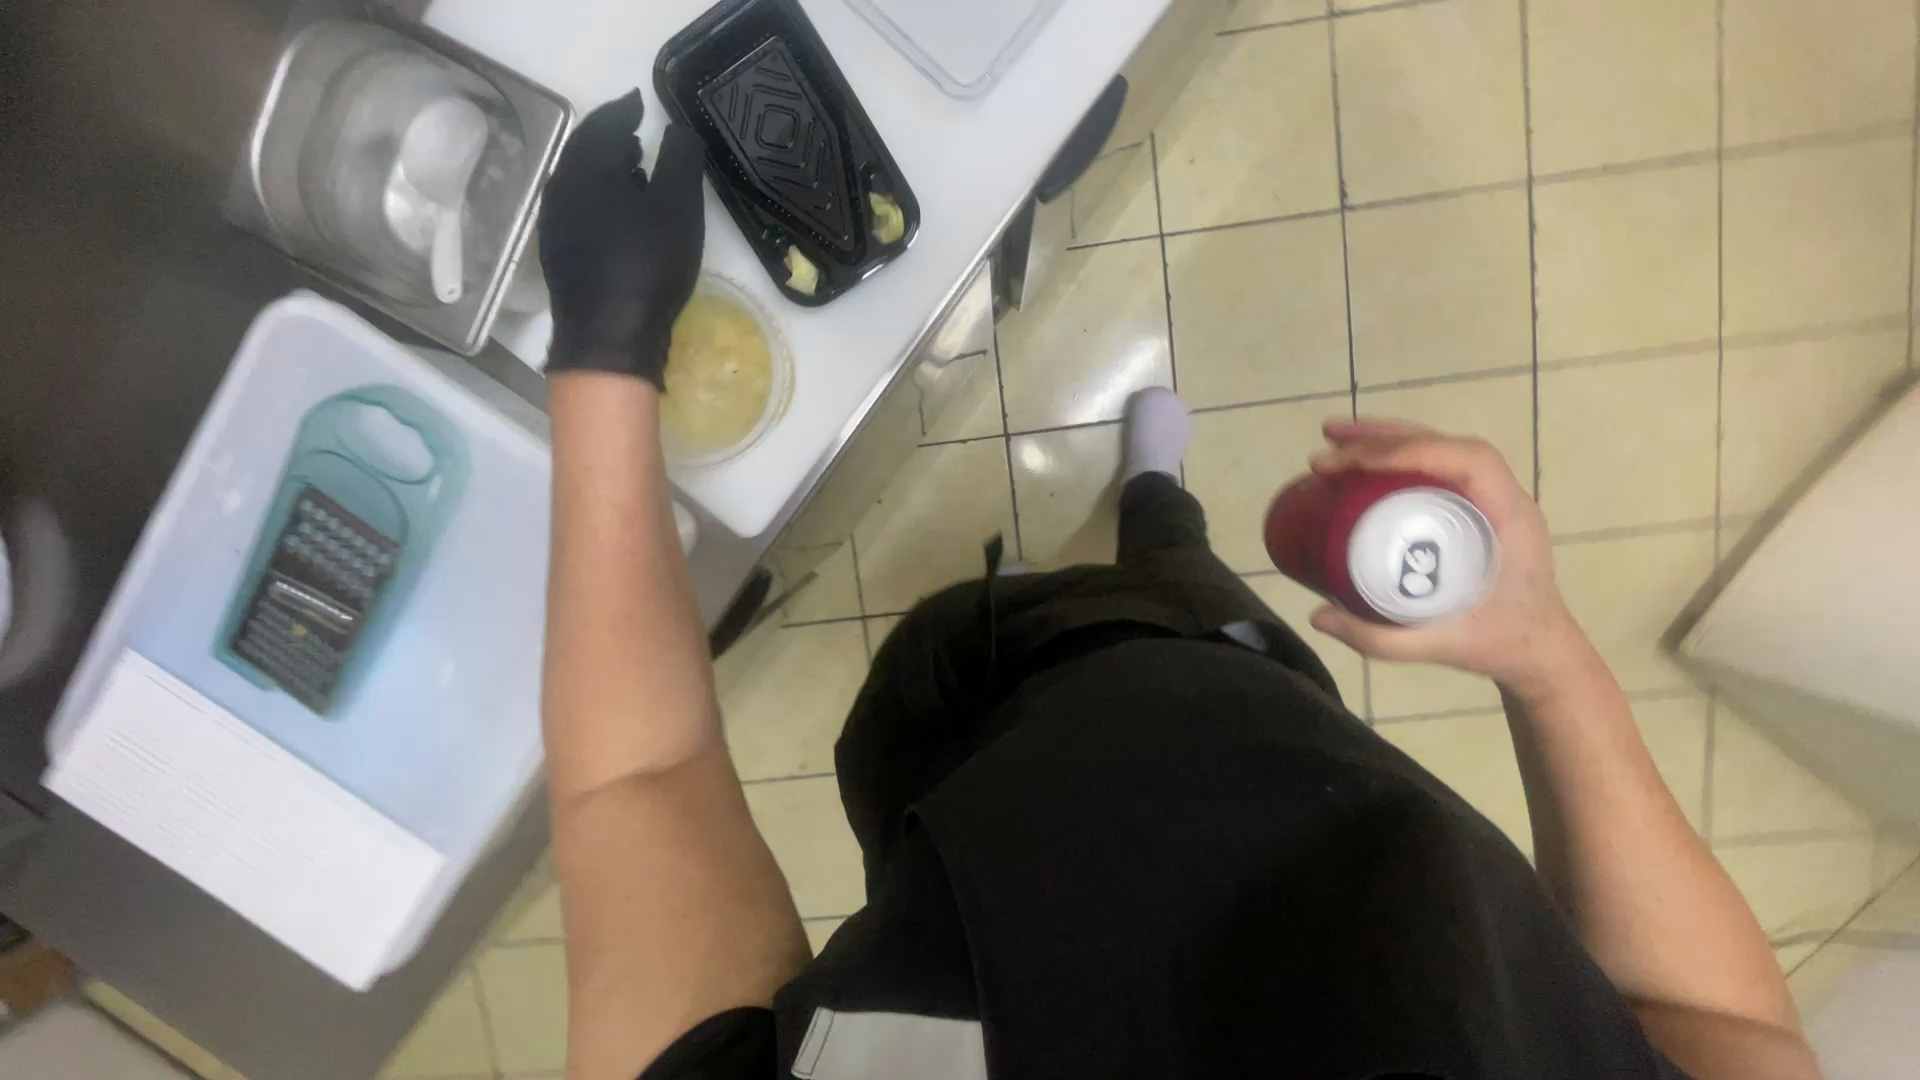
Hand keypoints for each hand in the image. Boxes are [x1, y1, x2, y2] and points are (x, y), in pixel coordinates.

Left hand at [539, 90, 705, 389]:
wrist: (608, 334)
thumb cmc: (648, 264)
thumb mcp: (678, 207)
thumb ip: (680, 160)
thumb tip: (675, 128)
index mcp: (588, 166)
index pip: (604, 122)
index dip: (625, 109)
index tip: (641, 104)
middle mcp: (562, 187)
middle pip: (586, 150)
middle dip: (611, 139)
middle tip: (636, 136)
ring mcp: (556, 224)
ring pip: (581, 183)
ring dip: (605, 173)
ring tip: (633, 175)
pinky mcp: (560, 255)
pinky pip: (580, 211)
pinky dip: (600, 201)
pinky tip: (620, 220)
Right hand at [1306, 419, 1589, 697]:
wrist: (1539, 652)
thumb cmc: (1501, 644)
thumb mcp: (1441, 645)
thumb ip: (1379, 637)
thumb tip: (1317, 615)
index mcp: (1508, 519)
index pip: (1468, 461)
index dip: (1412, 451)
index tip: (1357, 462)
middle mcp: (1499, 499)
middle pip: (1444, 445)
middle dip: (1383, 437)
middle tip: (1328, 442)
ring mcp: (1485, 500)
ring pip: (1436, 449)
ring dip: (1384, 438)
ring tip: (1333, 438)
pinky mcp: (1467, 509)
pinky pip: (1432, 468)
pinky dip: (1394, 456)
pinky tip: (1359, 463)